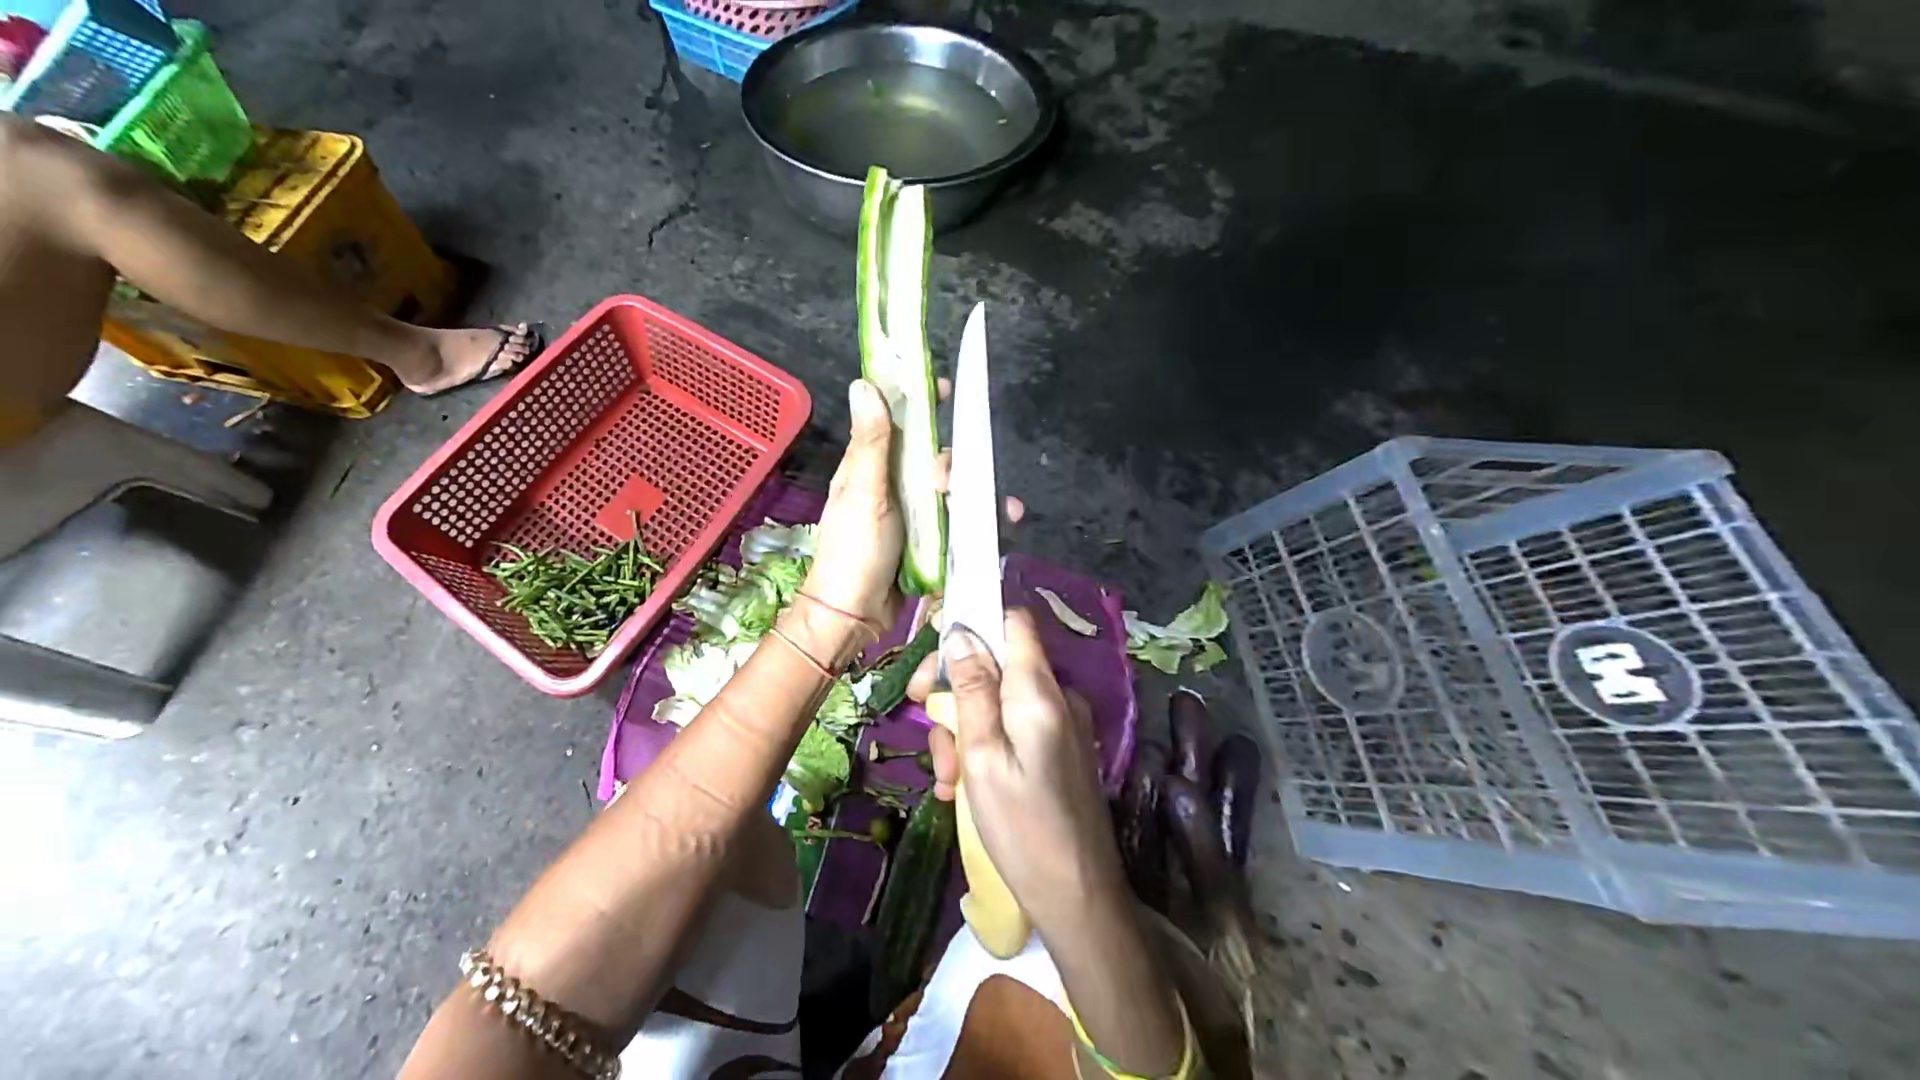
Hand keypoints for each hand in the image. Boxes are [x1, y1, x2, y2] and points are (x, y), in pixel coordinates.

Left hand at [796, 377, 1019, 657]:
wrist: (855, 614)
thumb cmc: (853, 551)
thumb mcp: (863, 493)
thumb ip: (872, 444)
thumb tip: (864, 384)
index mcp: (869, 467)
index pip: (896, 422)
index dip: (917, 402)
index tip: (943, 390)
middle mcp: (892, 485)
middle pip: (931, 456)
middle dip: (951, 461)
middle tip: (947, 483)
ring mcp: (912, 514)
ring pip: (951, 487)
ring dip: (974, 490)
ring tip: (994, 505)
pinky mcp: (928, 539)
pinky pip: (958, 519)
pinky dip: (979, 517)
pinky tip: (1001, 520)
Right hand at [912, 609, 1128, 935]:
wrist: (1079, 896)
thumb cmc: (1023, 828)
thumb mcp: (982, 757)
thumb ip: (972, 691)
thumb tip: (961, 633)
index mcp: (1039, 691)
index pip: (1012, 621)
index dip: (971, 621)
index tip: (933, 651)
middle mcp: (1056, 697)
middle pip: (997, 663)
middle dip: (954, 690)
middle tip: (923, 720)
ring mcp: (1061, 724)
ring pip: (998, 701)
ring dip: (964, 729)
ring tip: (947, 780)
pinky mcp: (1060, 749)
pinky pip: (1014, 728)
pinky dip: (985, 747)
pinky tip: (964, 788)